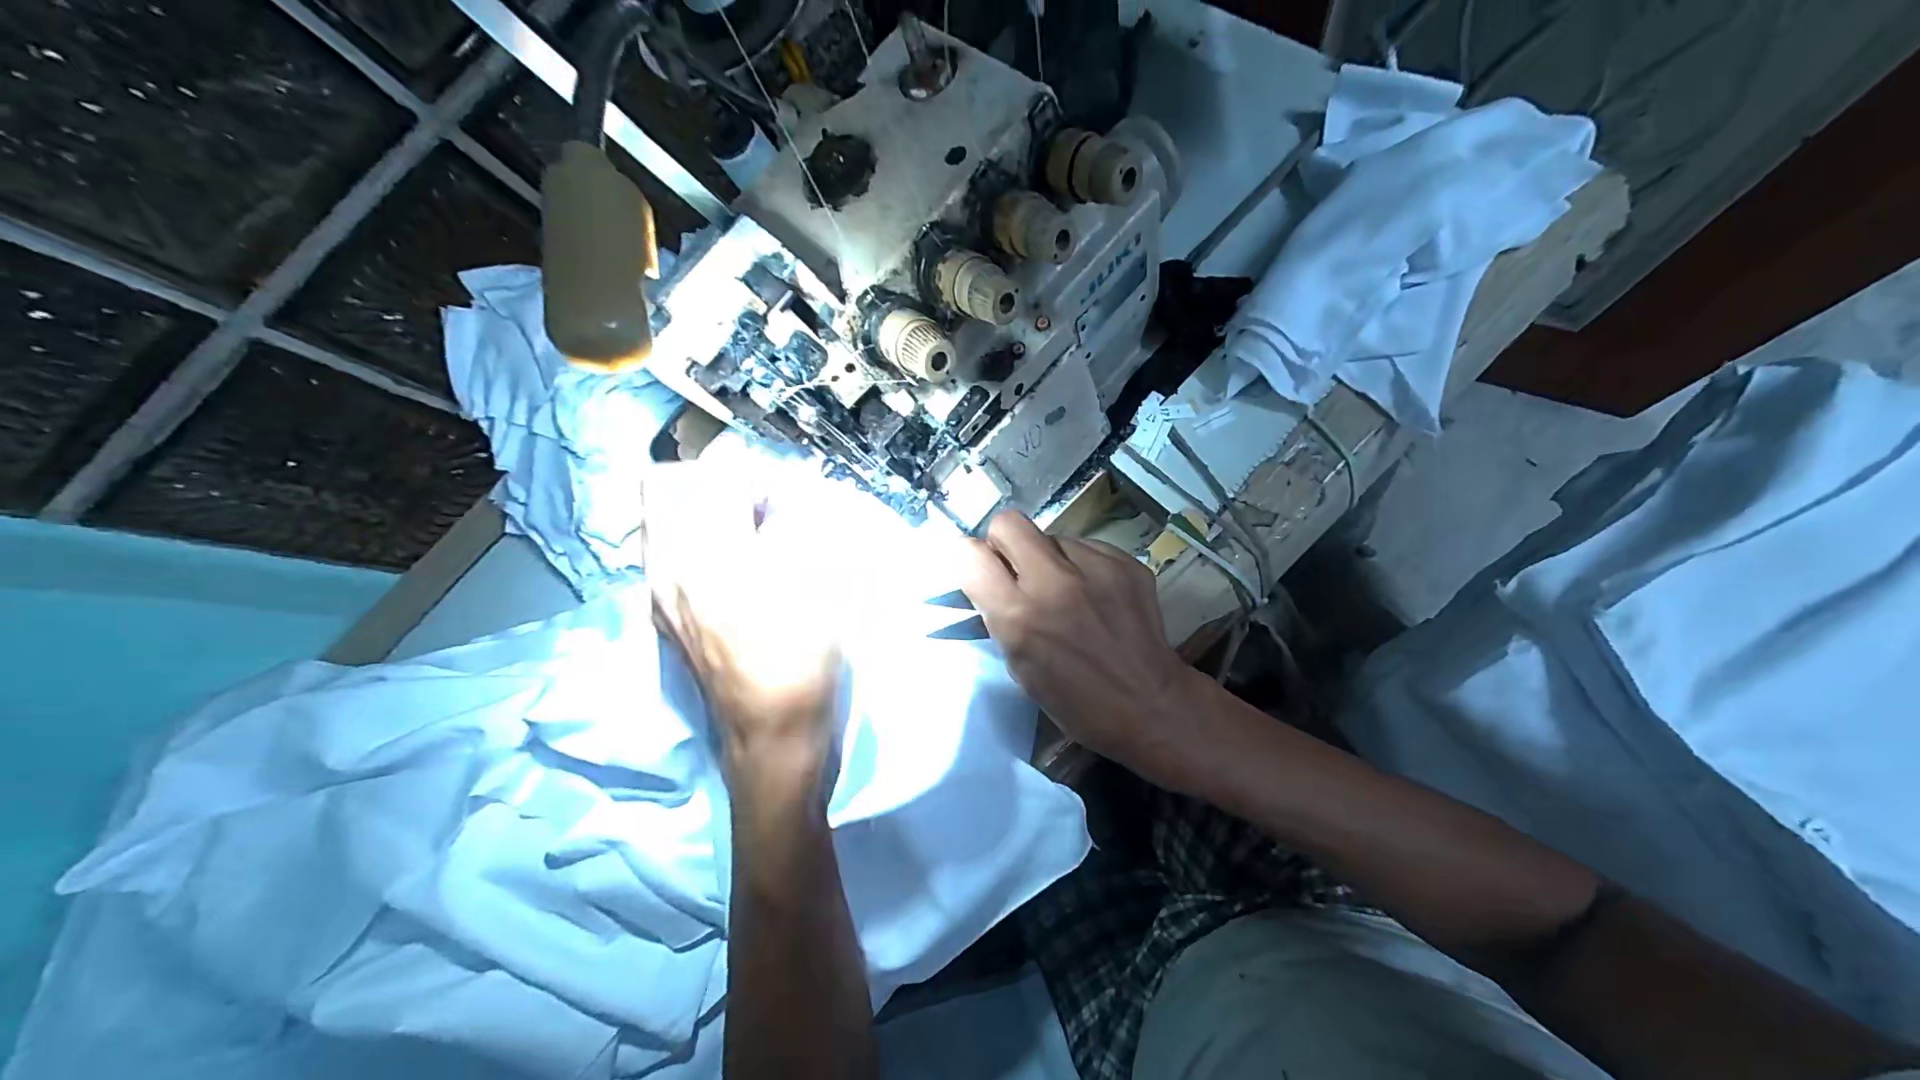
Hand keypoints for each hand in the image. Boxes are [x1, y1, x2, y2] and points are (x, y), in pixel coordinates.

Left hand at [644, 463, 841, 793]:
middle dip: (714, 481)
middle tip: (757, 502)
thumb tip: (782, 497)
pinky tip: (733, 562)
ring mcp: (660, 594)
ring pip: (659, 520)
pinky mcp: (664, 615)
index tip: (783, 492)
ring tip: (744, 530)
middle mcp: (669, 568)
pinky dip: (693, 539)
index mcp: (708, 556)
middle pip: (666, 488)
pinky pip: (664, 552)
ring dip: (699, 508)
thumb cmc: (802, 662)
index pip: (717, 478)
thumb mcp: (813, 584)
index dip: (757, 474)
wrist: (773, 735)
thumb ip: (790, 528)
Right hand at [956, 511, 1205, 784]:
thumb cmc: (1076, 702)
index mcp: (1019, 616)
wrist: (1150, 706)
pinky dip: (1083, 566)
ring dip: (1049, 558)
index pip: (970, 554)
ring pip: (1052, 535)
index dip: (971, 561)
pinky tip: (1096, 594)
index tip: (981, 573)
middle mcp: (1053, 582)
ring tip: (1067, 591)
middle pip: (1008, 522)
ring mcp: (1095, 568)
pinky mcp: (1126, 563)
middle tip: (1017, 569)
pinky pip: (1087, 547)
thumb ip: (1000, 616)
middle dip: (1005, 542)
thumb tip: (988, 580)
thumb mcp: (1019, 666)